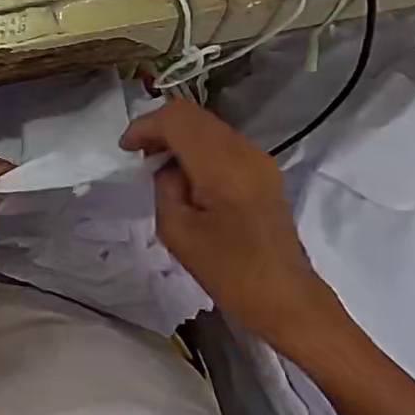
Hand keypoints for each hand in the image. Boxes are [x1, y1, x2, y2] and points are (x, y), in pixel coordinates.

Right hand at [120, 98, 344, 349]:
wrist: (288, 301)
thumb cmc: (229, 273)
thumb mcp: (177, 231)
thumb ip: (165, 186)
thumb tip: (167, 167)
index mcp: (224, 168)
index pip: (176, 120)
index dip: (145, 126)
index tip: (126, 149)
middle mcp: (245, 153)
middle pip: (191, 114)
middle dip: (158, 127)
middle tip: (139, 154)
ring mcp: (259, 159)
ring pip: (206, 123)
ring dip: (177, 135)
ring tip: (158, 164)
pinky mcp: (263, 170)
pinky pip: (220, 140)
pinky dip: (195, 145)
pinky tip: (185, 173)